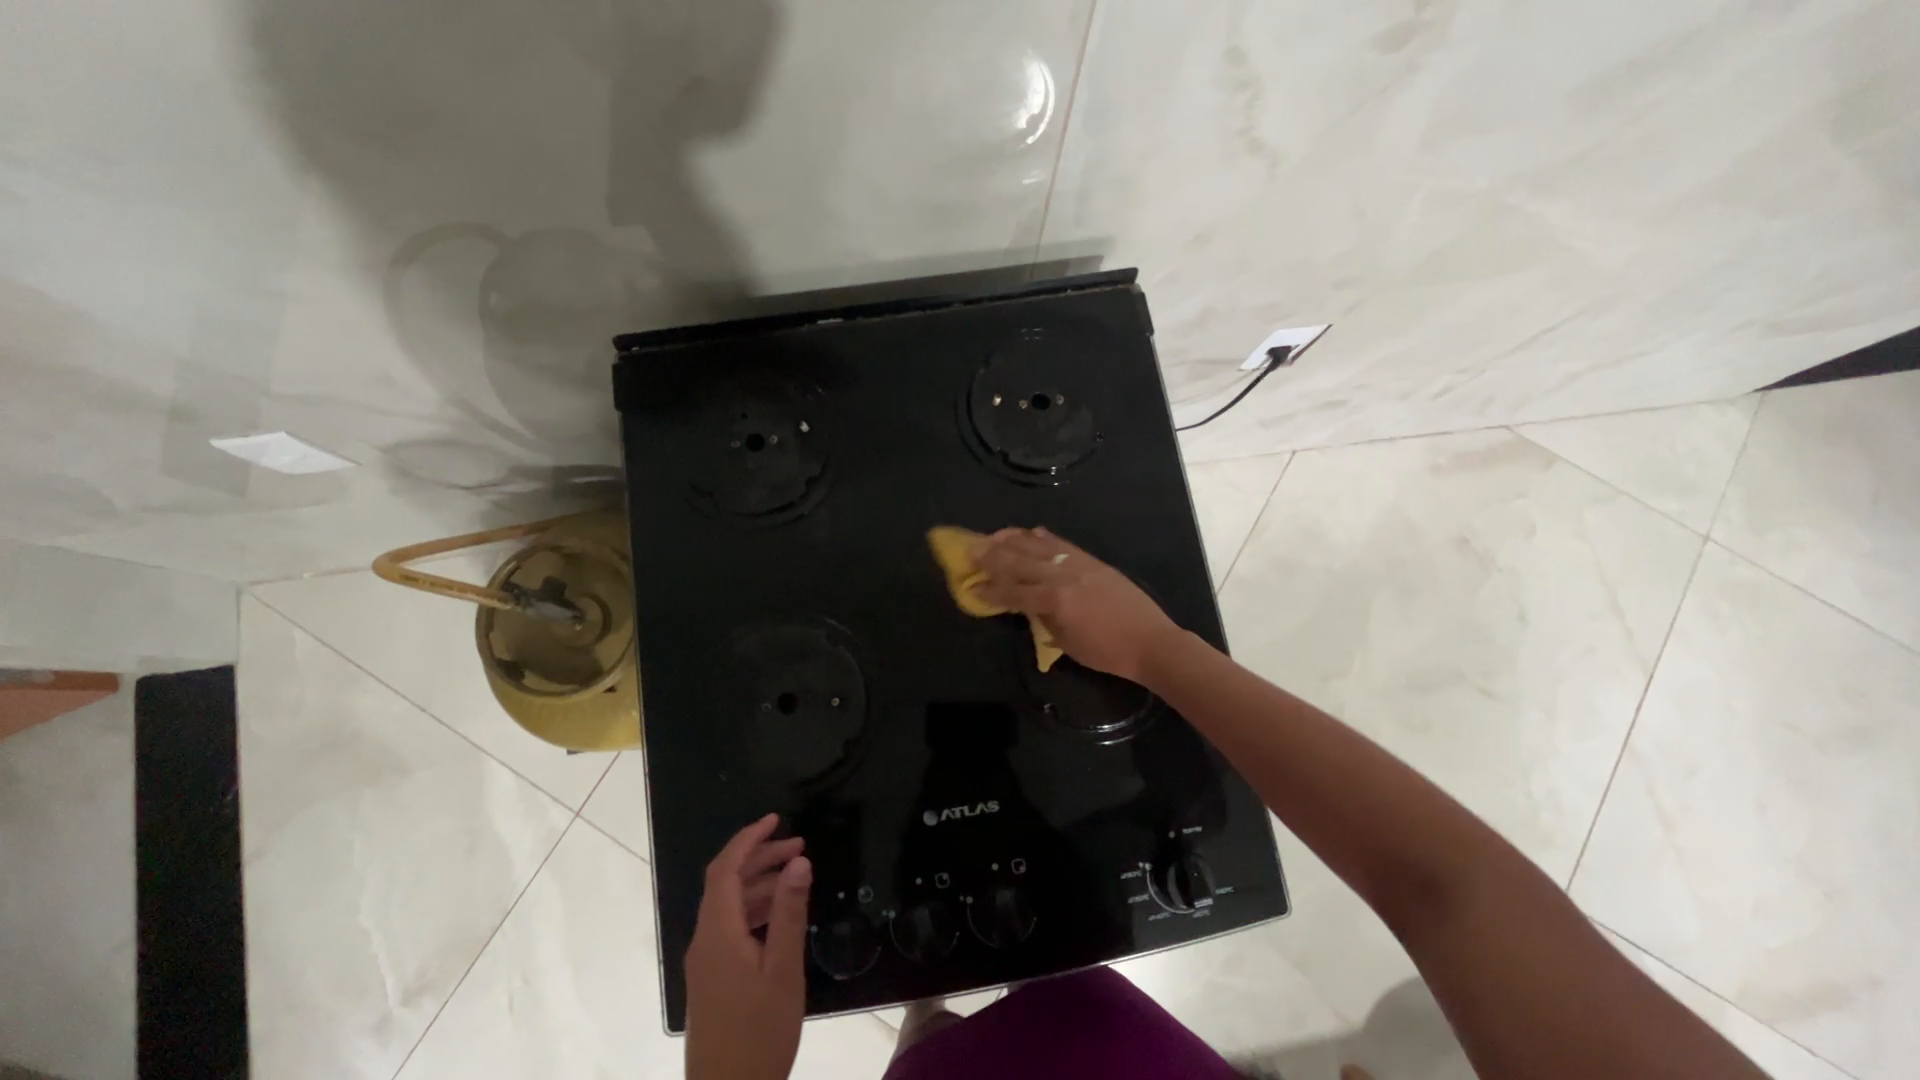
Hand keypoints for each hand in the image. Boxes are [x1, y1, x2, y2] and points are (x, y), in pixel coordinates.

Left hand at [685, 814, 811, 1079]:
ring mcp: (706, 961)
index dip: (749, 839)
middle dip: (759, 858)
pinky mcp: (712, 979)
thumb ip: (790, 913)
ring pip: (729, 907)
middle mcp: (705, 940)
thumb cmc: (760, 1031)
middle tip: (799, 846)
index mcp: (718, 932)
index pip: (726, 869)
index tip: (776, 819)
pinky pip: (730, 928)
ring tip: (797, 877)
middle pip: (726, 884)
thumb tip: (798, 861)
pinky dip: (755, 911)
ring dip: (759, 885)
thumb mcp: (783, 970)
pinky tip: (781, 919)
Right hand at [972, 527, 1184, 683]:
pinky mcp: (1094, 561)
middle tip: (971, 550)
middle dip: (993, 557)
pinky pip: (1064, 544)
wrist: (1151, 641)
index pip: (1013, 594)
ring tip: (994, 535)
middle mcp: (1063, 576)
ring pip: (1039, 547)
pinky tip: (1031, 532)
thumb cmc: (1107, 653)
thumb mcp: (1067, 643)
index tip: (971, 587)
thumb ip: (1044, 619)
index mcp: (1054, 600)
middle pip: (1020, 563)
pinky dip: (1044, 537)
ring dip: (1013, 540)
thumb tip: (1028, 605)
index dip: (990, 591)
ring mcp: (1079, 565)